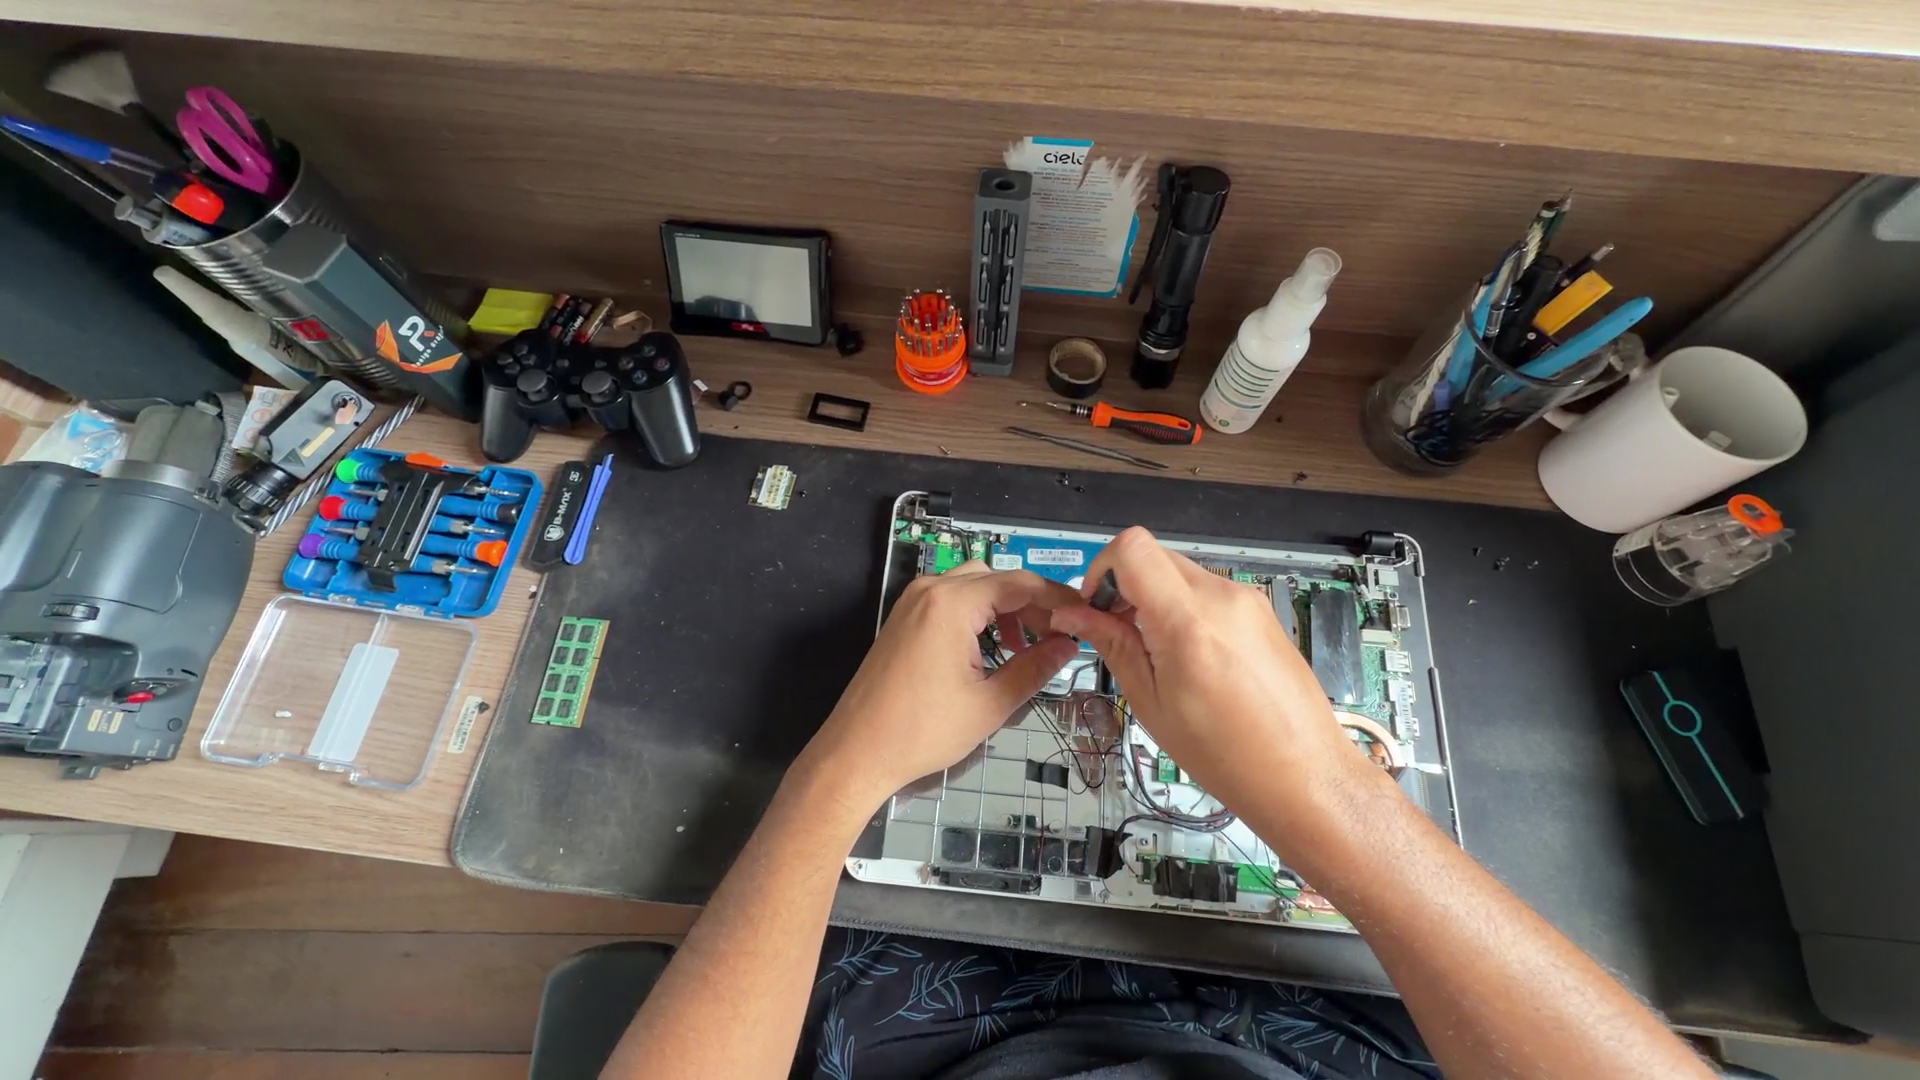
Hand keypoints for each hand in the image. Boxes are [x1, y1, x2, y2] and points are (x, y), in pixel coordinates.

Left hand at [800, 561, 1079, 808]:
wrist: (857, 751)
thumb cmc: (923, 731)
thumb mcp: (989, 703)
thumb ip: (1034, 668)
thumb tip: (1069, 645)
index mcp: (952, 604)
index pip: (1019, 583)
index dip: (1056, 598)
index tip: (1083, 617)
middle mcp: (930, 590)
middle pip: (996, 578)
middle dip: (1031, 603)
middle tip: (1057, 635)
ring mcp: (912, 601)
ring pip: (973, 586)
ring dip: (1004, 607)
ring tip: (1026, 645)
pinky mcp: (904, 617)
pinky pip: (950, 600)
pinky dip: (977, 614)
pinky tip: (991, 648)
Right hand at [1049, 527, 1384, 833]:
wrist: (1304, 775)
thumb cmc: (1220, 753)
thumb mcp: (1151, 702)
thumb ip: (1112, 645)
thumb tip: (1069, 614)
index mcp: (1188, 620)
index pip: (1133, 548)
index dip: (1102, 568)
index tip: (1097, 607)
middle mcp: (1221, 596)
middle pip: (1154, 556)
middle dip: (1125, 585)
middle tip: (1119, 633)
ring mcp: (1247, 599)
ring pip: (1180, 572)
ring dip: (1154, 597)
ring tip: (1156, 652)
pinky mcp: (1262, 609)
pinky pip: (1208, 590)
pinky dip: (1184, 607)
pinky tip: (1190, 656)